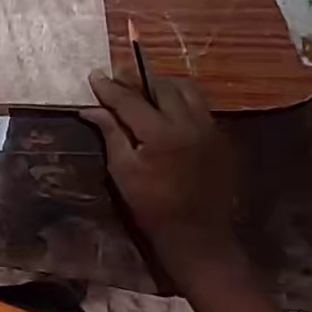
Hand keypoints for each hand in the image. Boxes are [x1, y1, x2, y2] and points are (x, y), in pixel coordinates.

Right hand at [82, 71, 243, 276]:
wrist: (198, 237)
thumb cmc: (152, 208)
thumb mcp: (122, 172)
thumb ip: (110, 133)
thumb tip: (91, 108)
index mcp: (160, 133)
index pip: (129, 100)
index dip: (110, 87)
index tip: (95, 74)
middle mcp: (188, 123)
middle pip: (161, 86)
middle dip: (139, 82)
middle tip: (121, 84)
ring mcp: (209, 128)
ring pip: (187, 90)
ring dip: (164, 87)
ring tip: (148, 94)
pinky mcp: (221, 137)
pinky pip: (201, 106)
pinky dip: (182, 102)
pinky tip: (170, 113)